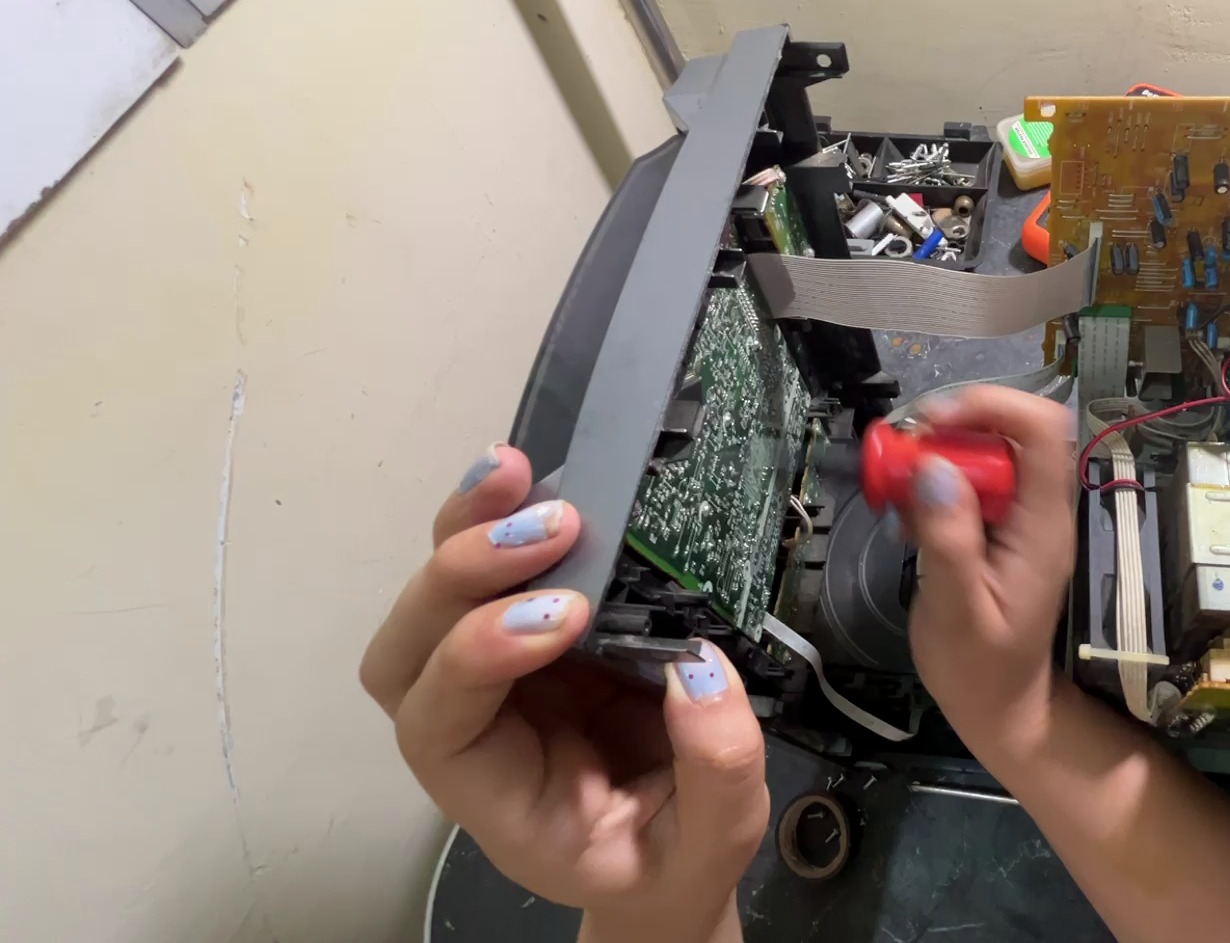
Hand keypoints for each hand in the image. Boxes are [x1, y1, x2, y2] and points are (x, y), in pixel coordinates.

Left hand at [359, 444, 768, 942]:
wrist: (665, 856)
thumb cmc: (676, 859)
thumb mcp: (716, 837)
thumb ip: (718, 767)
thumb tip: (699, 663)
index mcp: (501, 797)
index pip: (440, 727)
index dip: (480, 660)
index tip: (570, 615)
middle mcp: (481, 727)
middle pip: (410, 650)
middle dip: (463, 579)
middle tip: (557, 525)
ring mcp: (508, 673)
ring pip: (437, 599)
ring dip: (468, 529)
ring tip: (521, 472)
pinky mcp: (547, 630)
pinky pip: (499, 572)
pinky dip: (500, 517)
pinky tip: (529, 475)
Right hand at [898, 388, 1077, 749]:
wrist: (998, 704)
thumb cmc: (980, 669)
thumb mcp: (957, 610)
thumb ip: (948, 539)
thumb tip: (934, 468)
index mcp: (1042, 524)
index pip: (1040, 429)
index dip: (991, 407)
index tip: (932, 424)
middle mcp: (1036, 509)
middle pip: (1008, 432)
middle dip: (951, 430)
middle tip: (900, 455)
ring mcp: (1017, 517)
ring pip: (984, 452)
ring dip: (936, 456)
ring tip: (896, 487)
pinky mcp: (995, 527)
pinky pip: (967, 481)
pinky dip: (932, 484)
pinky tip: (908, 517)